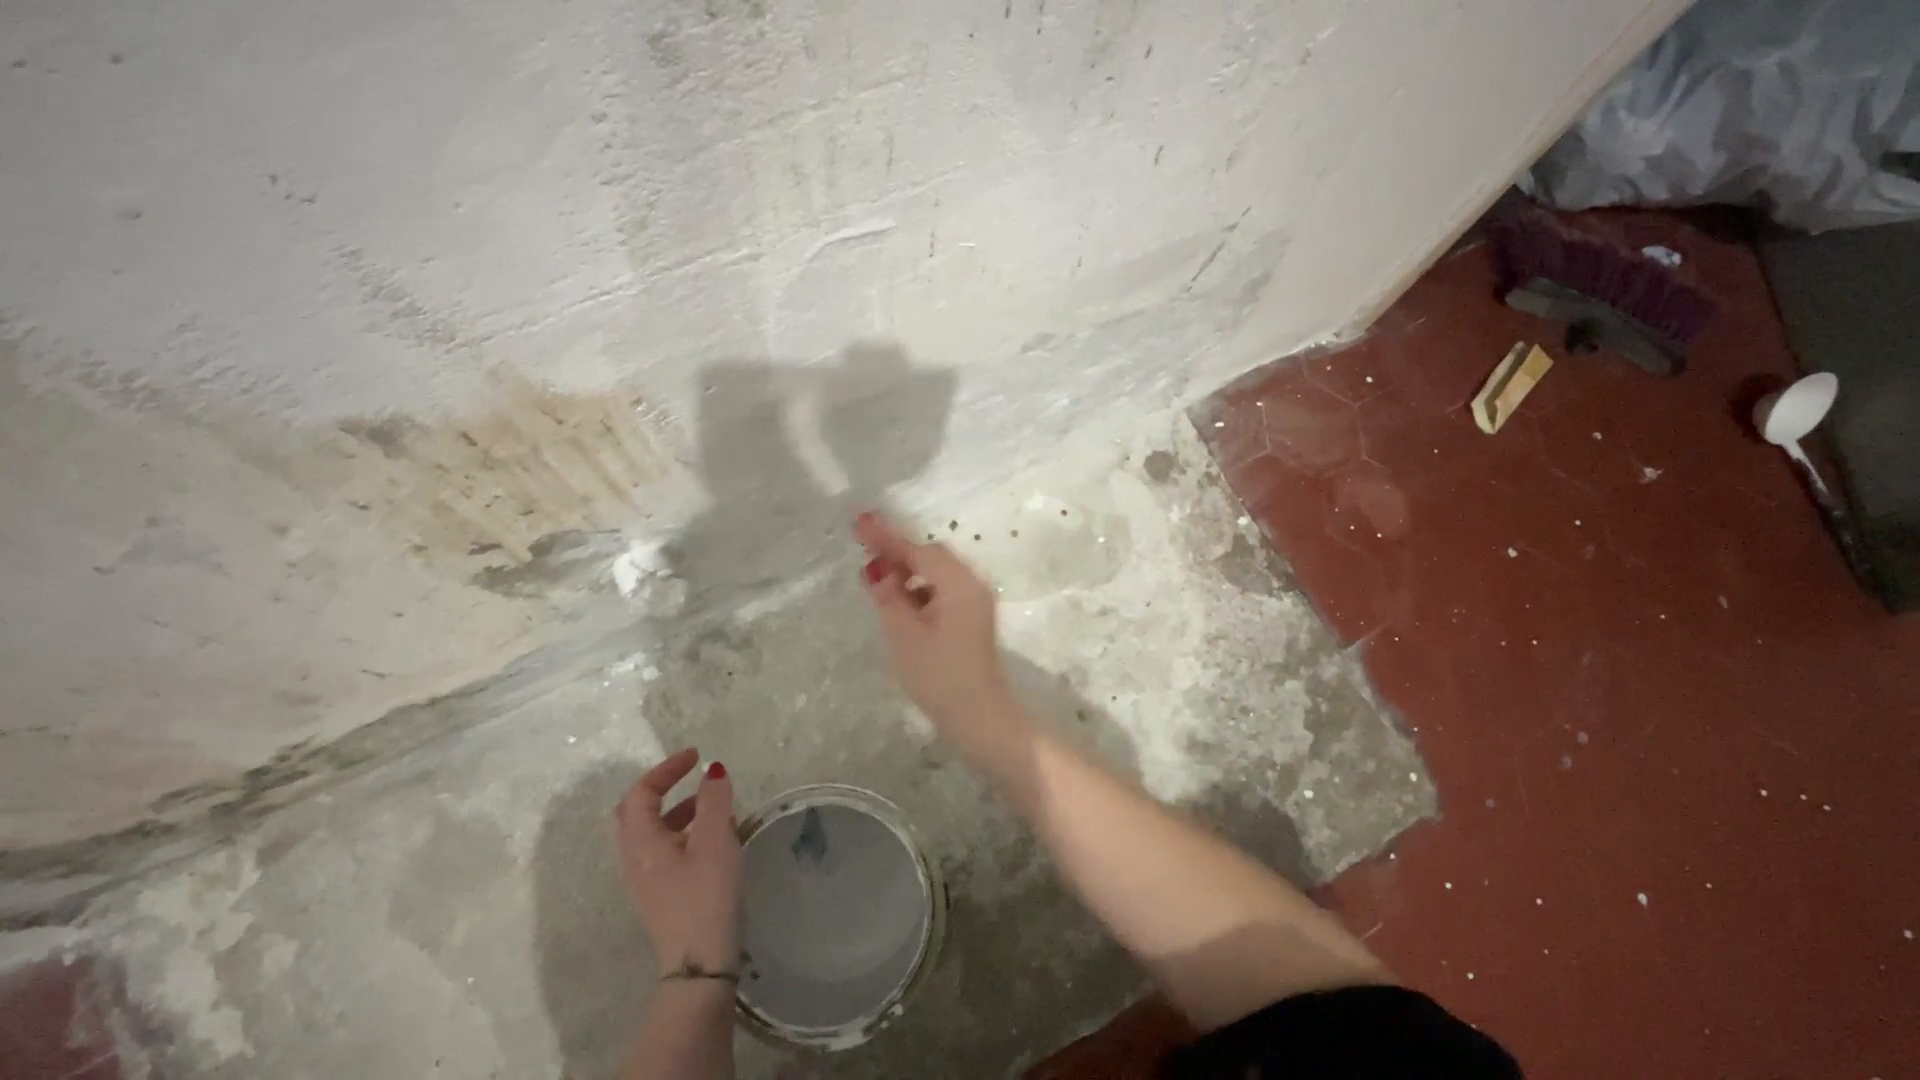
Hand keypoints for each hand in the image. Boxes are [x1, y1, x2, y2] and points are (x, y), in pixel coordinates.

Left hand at [614, 749, 742, 979]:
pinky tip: (714, 842)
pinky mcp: (660, 896)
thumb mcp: (715, 840)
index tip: (697, 757)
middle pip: (638, 812)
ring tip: (715, 808)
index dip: (667, 768)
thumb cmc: (705, 895)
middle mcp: (634, 858)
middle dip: (665, 789)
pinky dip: (685, 834)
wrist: (699, 964)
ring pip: (654, 833)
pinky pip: (666, 852)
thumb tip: (713, 772)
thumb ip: (714, 801)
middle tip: (693, 778)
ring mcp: (645, 880)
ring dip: (679, 812)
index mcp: (639, 841)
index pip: (641, 791)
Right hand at [853, 512, 1020, 739]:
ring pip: (936, 575)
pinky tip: (899, 605)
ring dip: (907, 573)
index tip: (859, 521)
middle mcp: (971, 585)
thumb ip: (889, 596)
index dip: (886, 536)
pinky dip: (919, 591)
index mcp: (958, 583)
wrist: (980, 716)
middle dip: (897, 552)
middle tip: (864, 551)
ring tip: (876, 582)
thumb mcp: (903, 634)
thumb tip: (879, 572)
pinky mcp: (972, 620)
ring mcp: (975, 603)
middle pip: (930, 556)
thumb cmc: (939, 676)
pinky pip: (942, 592)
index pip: (917, 549)